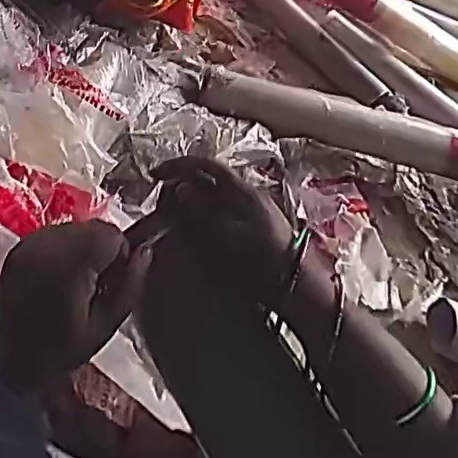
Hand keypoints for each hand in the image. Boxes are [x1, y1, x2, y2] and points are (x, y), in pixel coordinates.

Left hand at [0, 220, 149, 391]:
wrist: (2, 351)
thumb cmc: (57, 347)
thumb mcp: (102, 326)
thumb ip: (129, 287)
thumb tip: (145, 253)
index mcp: (72, 258)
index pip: (114, 234)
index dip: (120, 258)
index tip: (109, 284)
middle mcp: (50, 239)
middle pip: (95, 227)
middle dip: (102, 251)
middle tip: (93, 287)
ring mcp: (33, 239)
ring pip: (76, 229)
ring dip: (83, 249)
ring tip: (74, 285)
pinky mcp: (22, 243)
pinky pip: (56, 236)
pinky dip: (63, 251)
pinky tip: (56, 279)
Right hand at [151, 156, 293, 306]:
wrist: (301, 291)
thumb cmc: (264, 263)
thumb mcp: (228, 237)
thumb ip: (202, 212)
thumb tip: (179, 189)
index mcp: (244, 192)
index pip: (207, 166)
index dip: (178, 166)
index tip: (156, 175)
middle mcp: (250, 196)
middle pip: (210, 178)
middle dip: (183, 181)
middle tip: (161, 193)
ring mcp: (255, 211)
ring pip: (215, 194)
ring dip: (192, 197)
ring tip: (173, 209)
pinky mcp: (256, 228)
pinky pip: (222, 209)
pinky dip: (203, 211)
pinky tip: (195, 225)